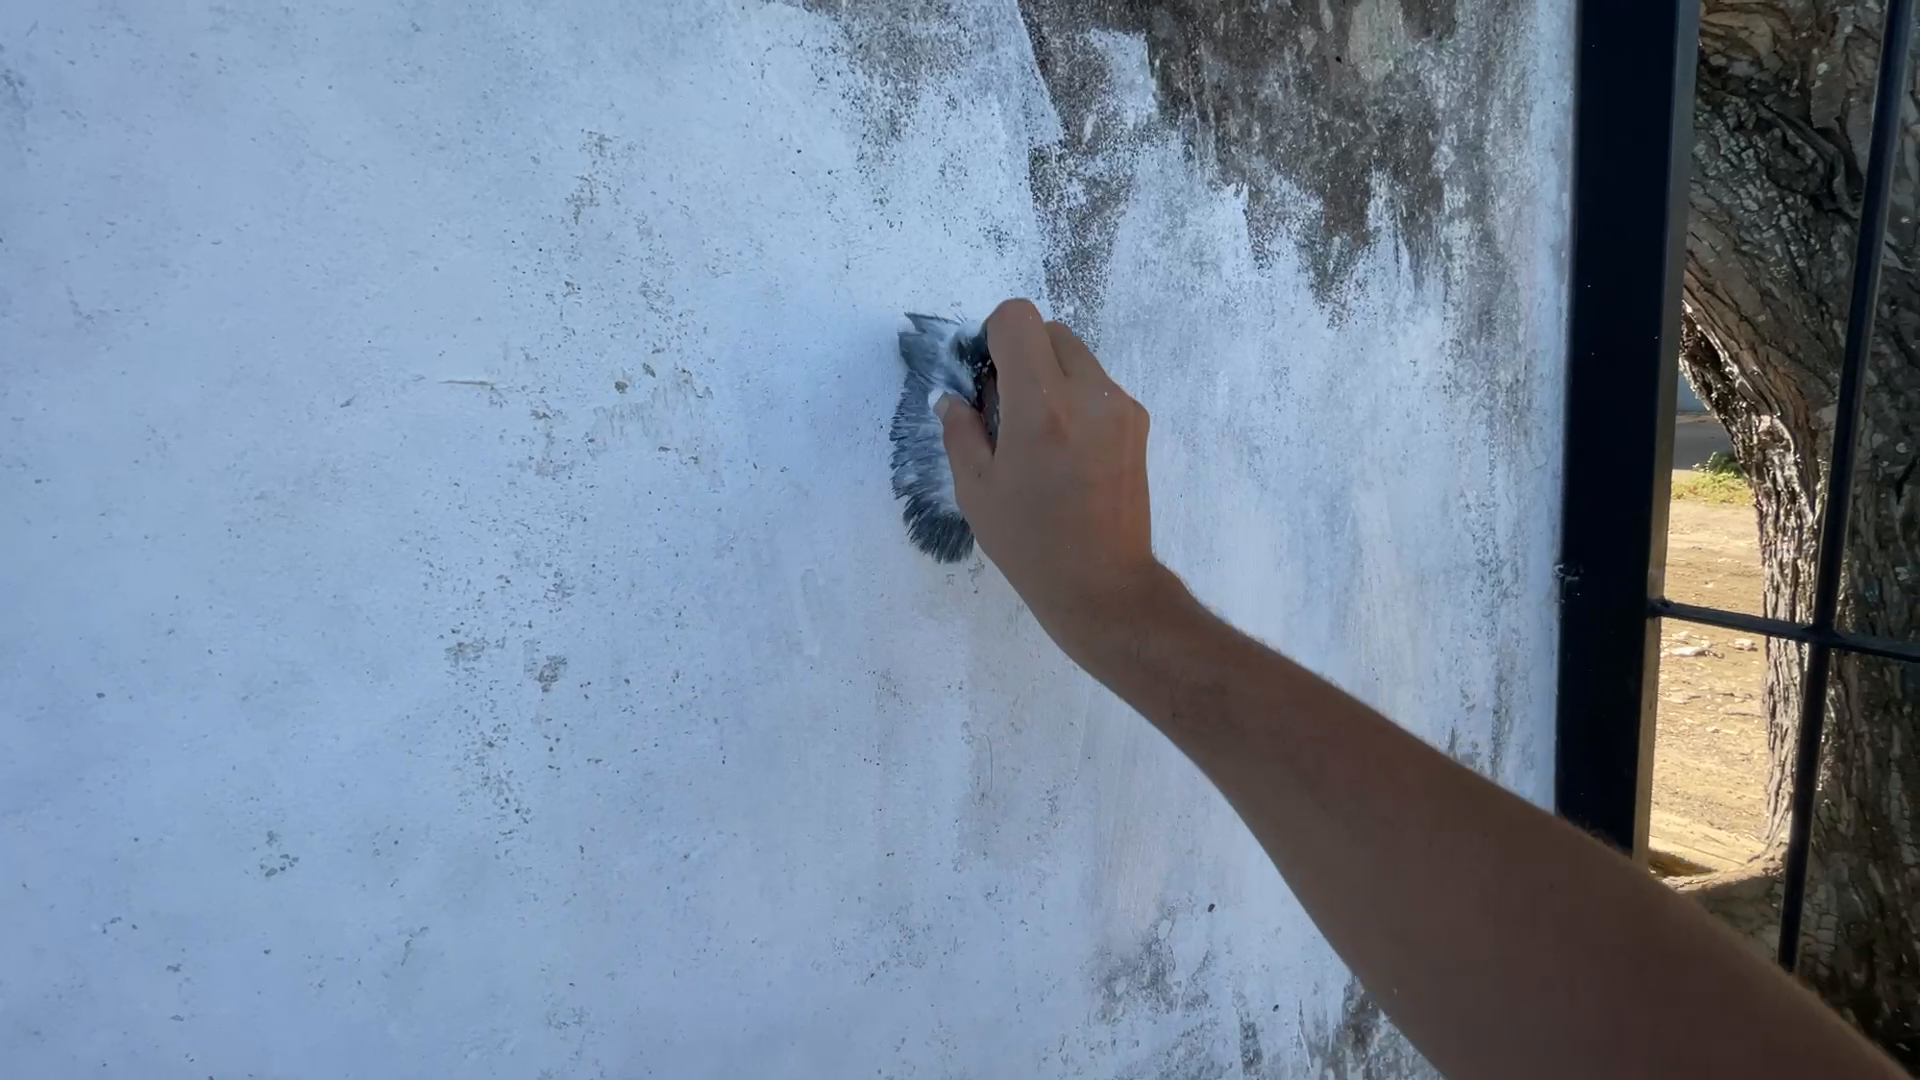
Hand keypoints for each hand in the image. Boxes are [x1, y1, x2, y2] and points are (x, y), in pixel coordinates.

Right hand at [938, 299, 1166, 656]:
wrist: (1103, 584)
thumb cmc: (1030, 543)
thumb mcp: (976, 490)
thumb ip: (960, 431)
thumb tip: (953, 398)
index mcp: (1041, 406)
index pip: (1018, 318)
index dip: (991, 337)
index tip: (984, 380)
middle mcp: (1089, 392)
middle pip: (1049, 330)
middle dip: (1020, 355)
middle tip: (1005, 409)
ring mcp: (1121, 406)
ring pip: (1076, 356)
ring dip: (1048, 376)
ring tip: (1037, 436)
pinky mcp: (1138, 423)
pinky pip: (1097, 385)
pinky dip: (1074, 397)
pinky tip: (1066, 451)